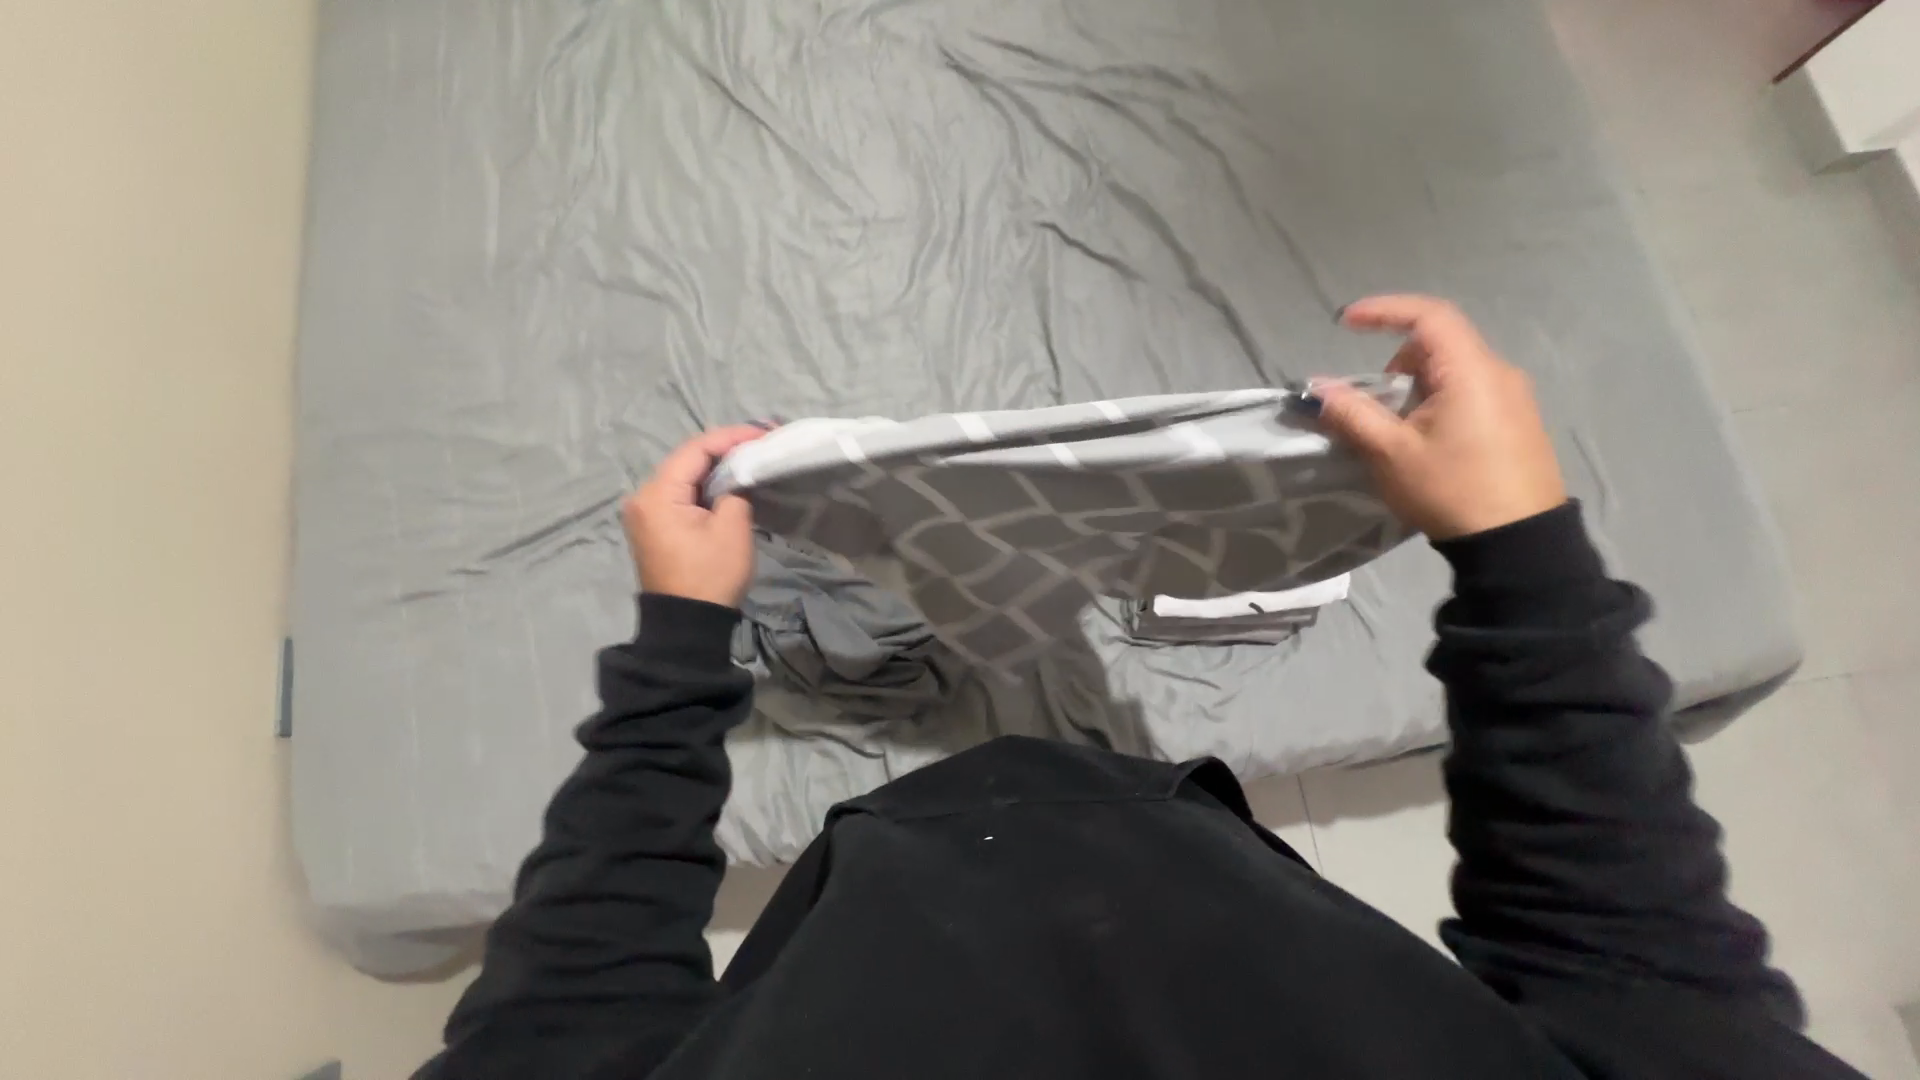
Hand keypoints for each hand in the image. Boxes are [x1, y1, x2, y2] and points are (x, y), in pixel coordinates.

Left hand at [621, 426, 768, 607]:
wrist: (687, 626)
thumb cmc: (710, 576)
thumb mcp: (732, 529)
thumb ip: (735, 492)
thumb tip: (735, 481)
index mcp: (657, 494)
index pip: (696, 449)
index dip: (732, 437)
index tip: (764, 433)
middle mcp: (643, 497)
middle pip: (687, 460)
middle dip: (725, 450)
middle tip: (761, 441)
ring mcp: (645, 514)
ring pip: (685, 478)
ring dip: (716, 468)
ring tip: (750, 458)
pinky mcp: (654, 528)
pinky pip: (681, 496)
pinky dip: (705, 487)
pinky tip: (729, 483)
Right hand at [1314, 295, 1565, 540]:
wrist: (1517, 541)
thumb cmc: (1450, 489)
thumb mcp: (1389, 453)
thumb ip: (1351, 413)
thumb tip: (1317, 387)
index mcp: (1470, 371)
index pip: (1428, 317)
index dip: (1384, 311)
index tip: (1346, 322)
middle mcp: (1498, 372)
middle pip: (1439, 343)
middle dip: (1395, 362)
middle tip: (1371, 402)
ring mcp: (1512, 396)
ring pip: (1451, 370)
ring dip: (1413, 386)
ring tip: (1396, 431)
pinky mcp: (1516, 420)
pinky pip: (1468, 391)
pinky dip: (1435, 401)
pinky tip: (1425, 441)